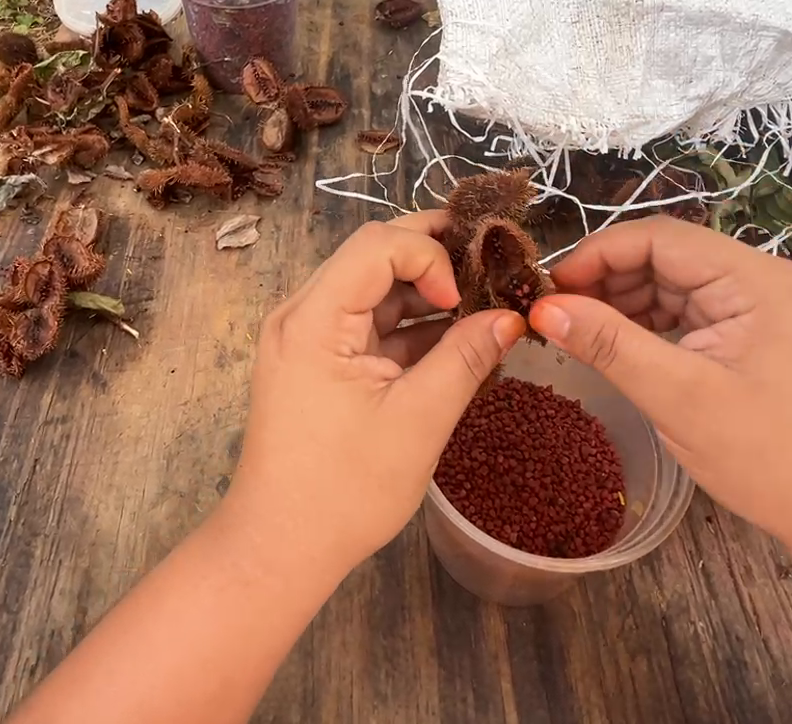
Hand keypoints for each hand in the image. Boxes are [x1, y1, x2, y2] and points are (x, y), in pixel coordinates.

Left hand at [224, 211, 525, 576]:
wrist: (280, 546)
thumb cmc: (344, 490)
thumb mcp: (418, 421)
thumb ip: (465, 358)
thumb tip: (511, 316)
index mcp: (314, 319)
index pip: (376, 246)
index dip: (429, 255)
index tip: (462, 300)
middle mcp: (302, 314)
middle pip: (372, 257)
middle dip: (433, 257)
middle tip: (489, 266)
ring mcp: (308, 336)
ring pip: (374, 289)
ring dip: (425, 293)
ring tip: (481, 302)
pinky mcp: (319, 360)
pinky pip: (369, 324)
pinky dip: (409, 326)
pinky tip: (453, 336)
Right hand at [527, 216, 791, 556]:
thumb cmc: (772, 457)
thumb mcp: (678, 397)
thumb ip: (608, 344)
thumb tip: (542, 308)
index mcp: (756, 279)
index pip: (659, 238)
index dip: (597, 254)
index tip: (548, 289)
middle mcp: (763, 281)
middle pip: (667, 256)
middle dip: (607, 279)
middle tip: (557, 314)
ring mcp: (764, 309)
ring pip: (675, 284)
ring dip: (624, 302)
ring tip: (582, 333)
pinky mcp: (759, 338)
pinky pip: (692, 313)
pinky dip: (650, 325)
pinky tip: (621, 346)